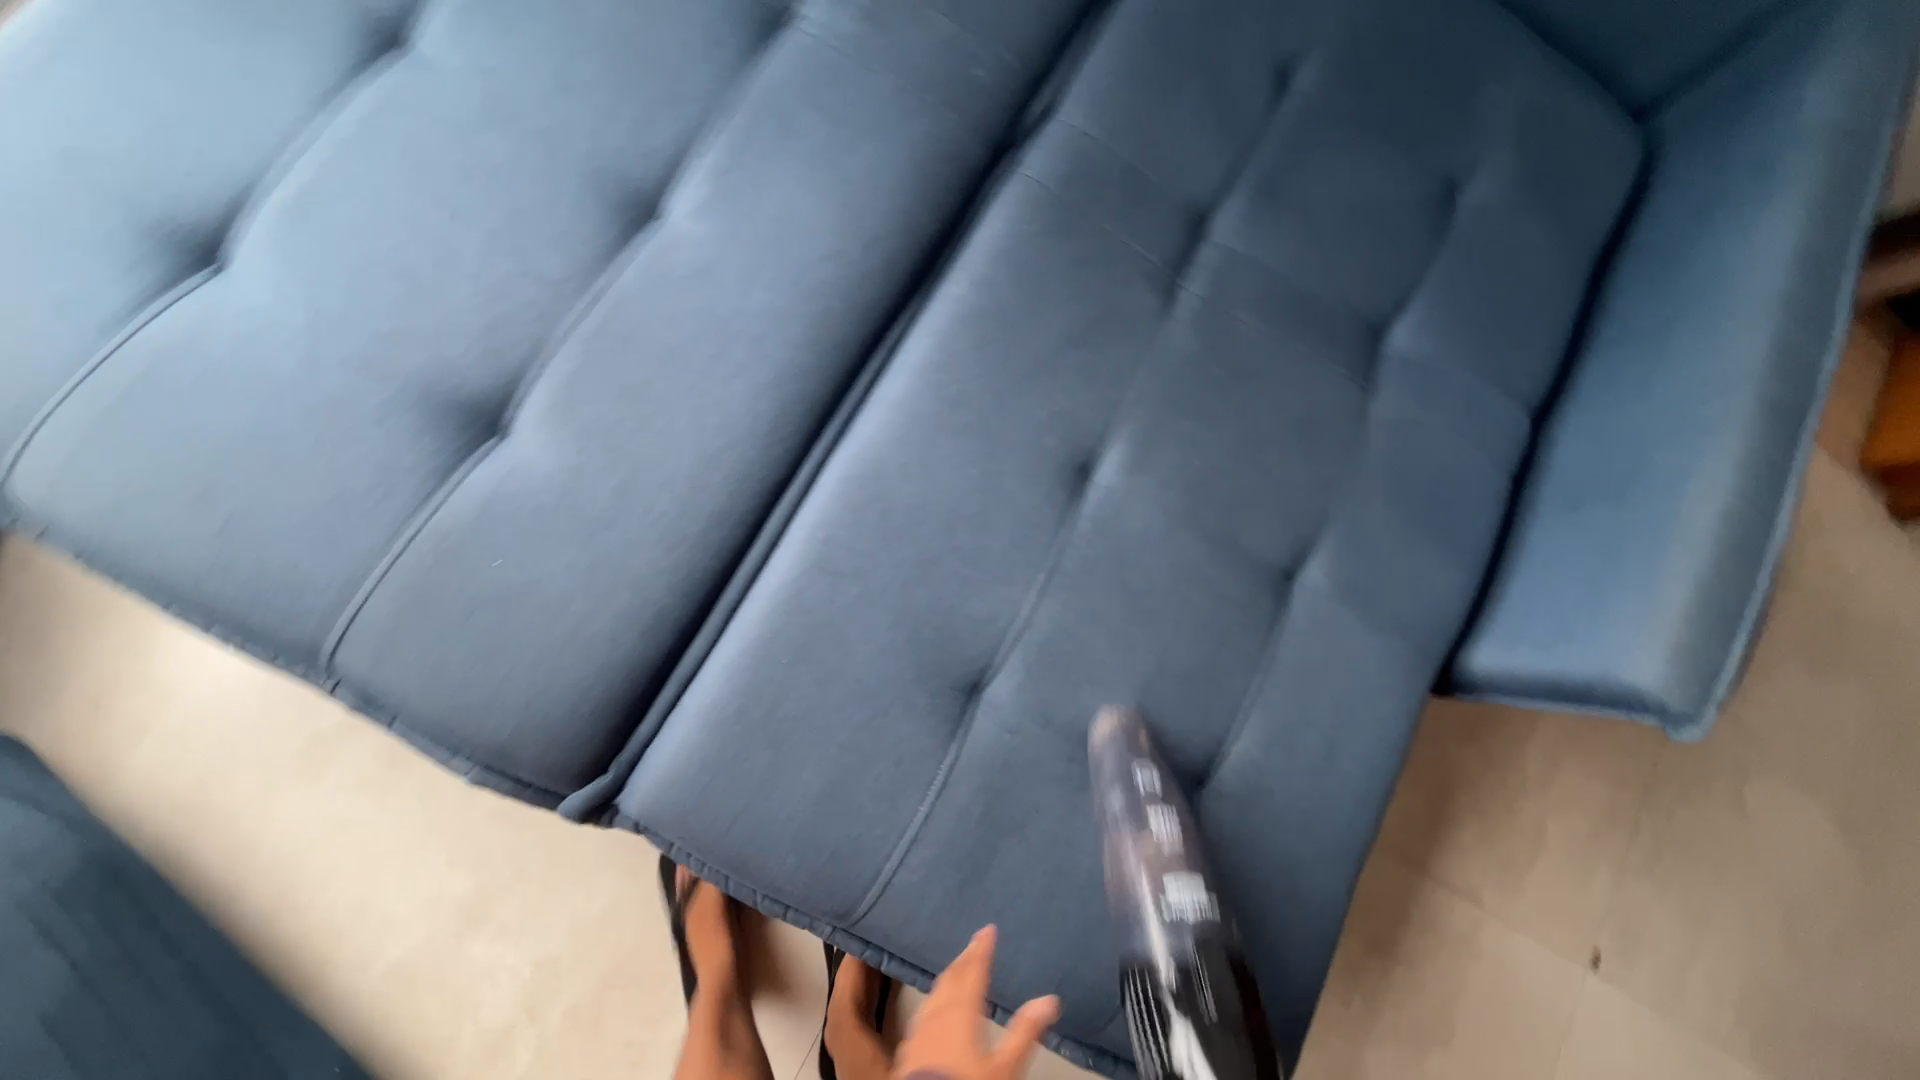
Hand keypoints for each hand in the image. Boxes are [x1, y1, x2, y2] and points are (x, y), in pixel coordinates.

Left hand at [894, 926, 1060, 1079]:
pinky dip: (935, 999)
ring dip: (948, 977)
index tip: (988, 929)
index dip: (982, 948)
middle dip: (964, 958)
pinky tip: (935, 1007)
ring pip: (935, 993)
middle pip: (952, 978)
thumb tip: (1050, 1000)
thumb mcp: (1005, 1066)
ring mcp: (920, 1029)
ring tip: (956, 969)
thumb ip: (1025, 1032)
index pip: (974, 971)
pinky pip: (925, 1011)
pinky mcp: (909, 1046)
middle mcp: (938, 1012)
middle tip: (973, 944)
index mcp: (962, 1012)